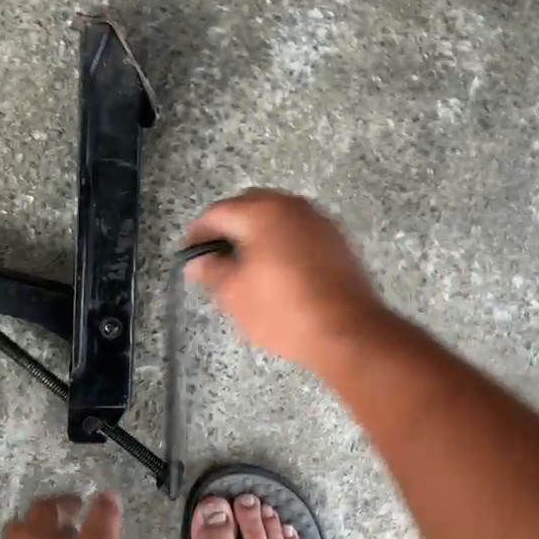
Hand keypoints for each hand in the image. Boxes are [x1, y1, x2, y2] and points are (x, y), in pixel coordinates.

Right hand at [185, 188, 392, 373]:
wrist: (348, 333)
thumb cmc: (284, 311)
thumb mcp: (233, 293)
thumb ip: (210, 269)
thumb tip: (197, 260)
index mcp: (262, 212)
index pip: (217, 212)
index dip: (198, 233)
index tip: (190, 254)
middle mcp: (292, 206)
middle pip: (248, 206)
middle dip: (228, 227)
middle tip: (215, 257)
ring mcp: (318, 220)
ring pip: (276, 216)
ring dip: (256, 233)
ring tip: (245, 264)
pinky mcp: (337, 239)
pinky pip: (298, 231)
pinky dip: (281, 241)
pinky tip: (276, 269)